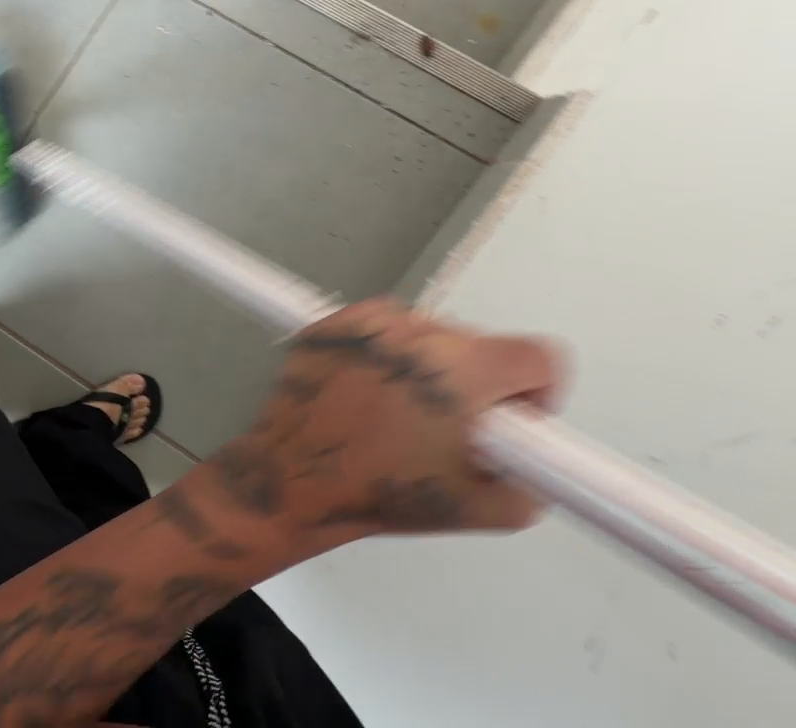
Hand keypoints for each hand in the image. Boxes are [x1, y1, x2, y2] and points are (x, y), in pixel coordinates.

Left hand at [208, 298, 566, 547]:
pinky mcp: (324, 327)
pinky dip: (381, 350)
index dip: (537, 393)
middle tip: (453, 423)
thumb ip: (537, 480)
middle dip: (478, 382)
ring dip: (428, 363)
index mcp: (462, 369)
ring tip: (405, 407)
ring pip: (423, 331)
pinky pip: (373, 326)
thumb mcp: (488, 507)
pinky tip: (371, 386)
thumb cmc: (385, 491)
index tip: (515, 420)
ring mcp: (362, 324)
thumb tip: (534, 460)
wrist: (294, 477)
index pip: (537, 356)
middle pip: (476, 343)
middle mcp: (413, 332)